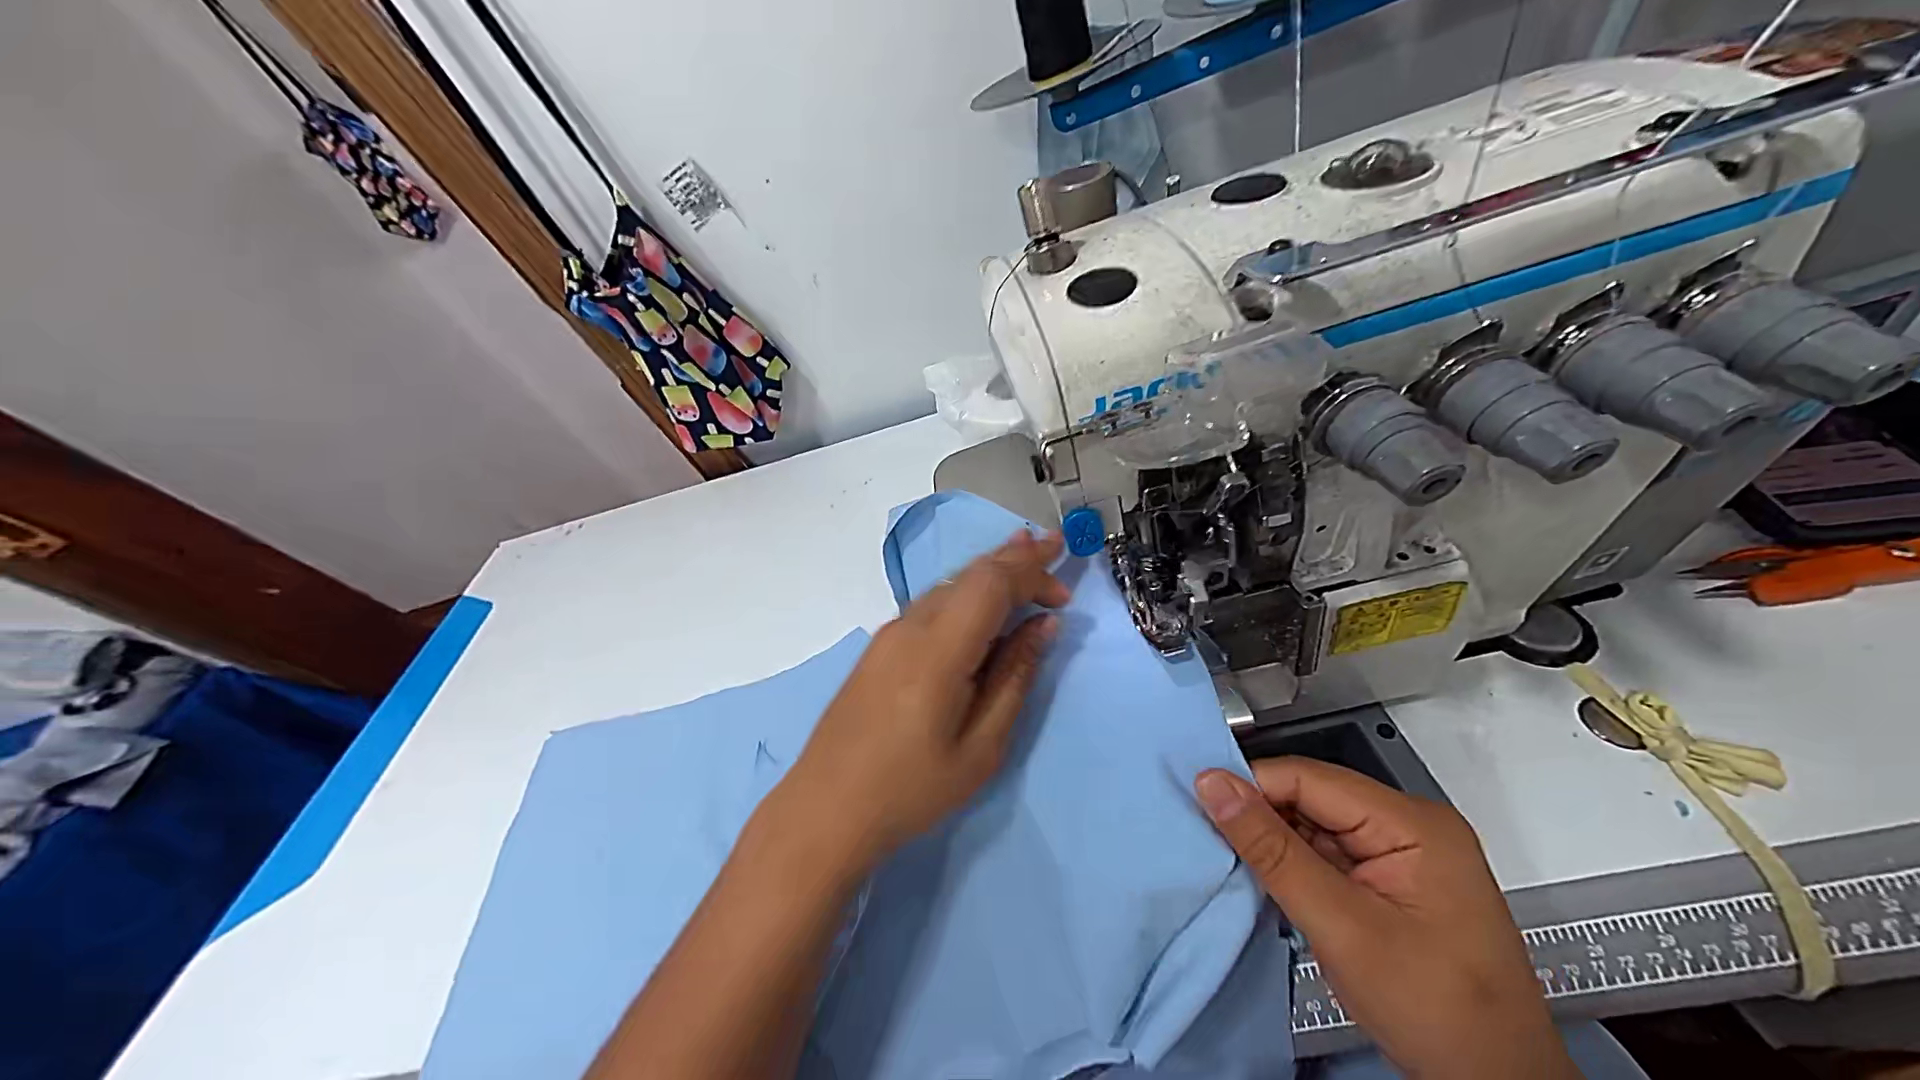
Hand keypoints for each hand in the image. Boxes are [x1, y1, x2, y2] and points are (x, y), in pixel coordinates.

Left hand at [775, 529, 1070, 870]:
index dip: (1032, 575)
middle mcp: (910, 627)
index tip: (1064, 592)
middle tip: (1053, 544)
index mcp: (938, 649)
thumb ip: (1015, 678)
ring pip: (948, 586)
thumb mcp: (981, 747)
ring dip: (989, 572)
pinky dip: (966, 594)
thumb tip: (1043, 627)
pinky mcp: (880, 649)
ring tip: (1024, 558)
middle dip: (1015, 558)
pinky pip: (932, 605)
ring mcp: (889, 635)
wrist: (825, 810)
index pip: (991, 585)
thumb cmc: (911, 789)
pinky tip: (981, 603)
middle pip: (969, 575)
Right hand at [1194, 759, 1577, 1079]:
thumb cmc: (1438, 1012)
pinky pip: (1326, 853)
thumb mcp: (1340, 925)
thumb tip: (1214, 786)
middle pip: (1310, 798)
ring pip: (1313, 825)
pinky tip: (1270, 883)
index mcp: (1413, 823)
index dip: (1251, 787)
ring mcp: (1401, 854)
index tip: (1202, 805)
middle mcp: (1410, 826)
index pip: (1309, 778)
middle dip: (1261, 818)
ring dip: (1275, 844)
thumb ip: (1272, 849)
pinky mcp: (1389, 880)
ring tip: (1238, 865)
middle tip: (1213, 840)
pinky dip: (1293, 866)